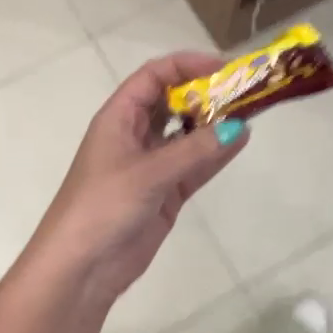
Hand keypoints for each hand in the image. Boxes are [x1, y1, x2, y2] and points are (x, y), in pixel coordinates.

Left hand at [22, 53, 248, 303]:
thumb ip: (195, 151)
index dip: (186, 65)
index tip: (224, 67)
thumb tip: (239, 127)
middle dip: (205, 93)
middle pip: (173, 102)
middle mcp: (134, 136)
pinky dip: (215, 155)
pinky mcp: (164, 193)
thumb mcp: (148, 174)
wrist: (81, 267)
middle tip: (246, 89)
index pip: (153, 76)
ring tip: (251, 112)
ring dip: (213, 124)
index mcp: (117, 118)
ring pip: (186, 135)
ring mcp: (150, 166)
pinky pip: (194, 165)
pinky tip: (240, 143)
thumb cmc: (102, 207)